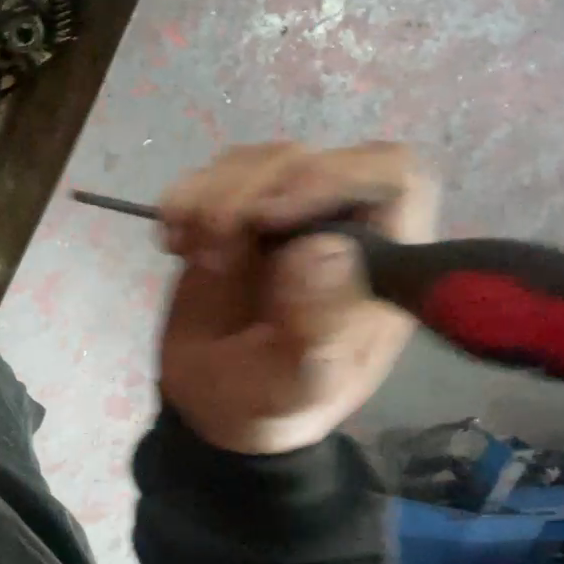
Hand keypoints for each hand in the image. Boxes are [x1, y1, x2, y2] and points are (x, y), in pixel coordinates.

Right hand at [156, 141, 438, 454]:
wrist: (211, 405)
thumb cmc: (271, 399)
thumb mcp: (303, 383)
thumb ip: (319, 326)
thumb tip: (320, 250)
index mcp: (383, 259)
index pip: (389, 176)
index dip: (335, 176)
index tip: (272, 214)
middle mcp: (336, 224)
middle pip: (306, 159)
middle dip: (250, 190)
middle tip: (213, 241)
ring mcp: (277, 217)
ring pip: (251, 161)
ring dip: (209, 196)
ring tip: (191, 250)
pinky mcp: (227, 219)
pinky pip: (206, 179)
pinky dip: (180, 202)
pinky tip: (173, 243)